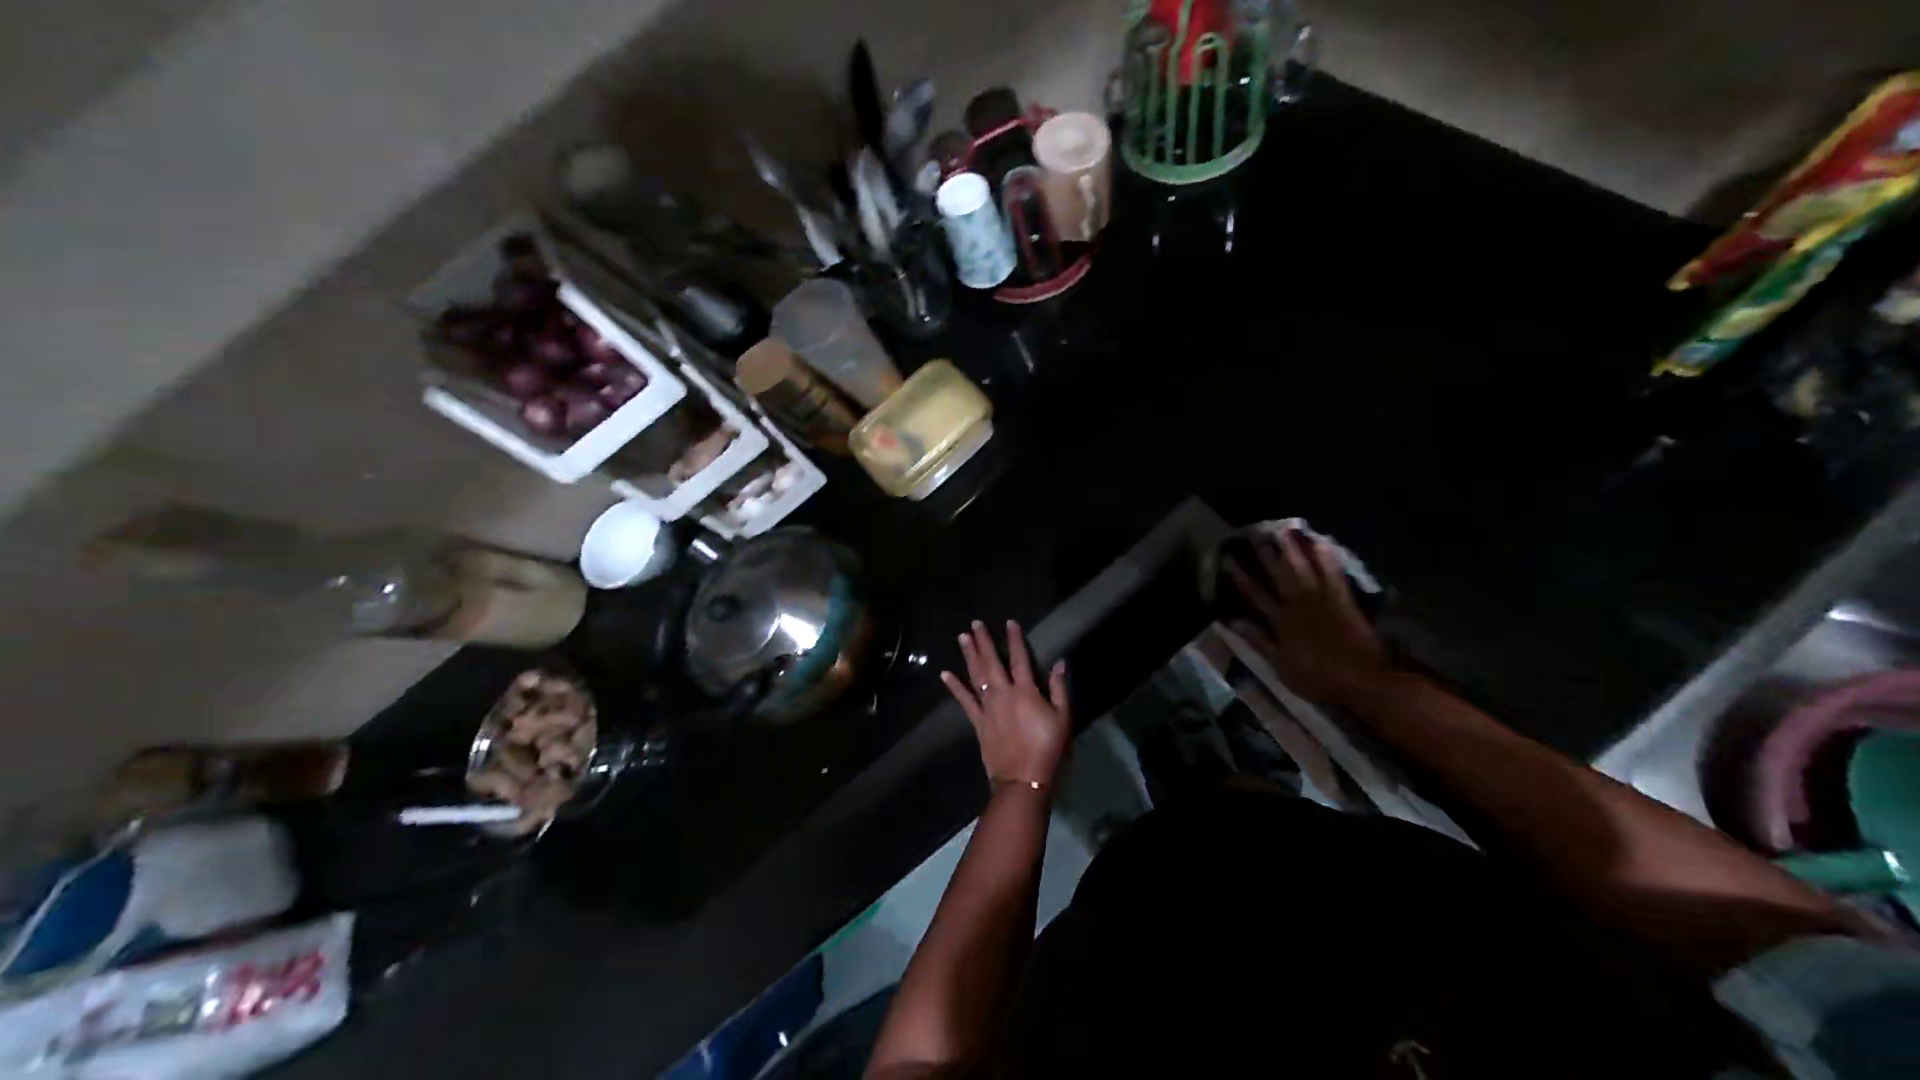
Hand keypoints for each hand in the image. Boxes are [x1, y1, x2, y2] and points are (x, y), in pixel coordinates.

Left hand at [941, 620, 1070, 787]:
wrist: (1023, 779)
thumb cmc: (1048, 748)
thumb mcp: (1063, 718)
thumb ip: (1059, 688)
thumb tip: (1060, 662)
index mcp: (1026, 691)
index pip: (1020, 658)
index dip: (1015, 639)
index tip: (1009, 622)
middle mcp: (1003, 694)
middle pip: (992, 662)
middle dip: (984, 641)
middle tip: (974, 624)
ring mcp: (987, 707)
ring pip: (976, 676)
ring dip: (969, 655)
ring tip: (962, 638)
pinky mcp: (978, 722)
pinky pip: (964, 701)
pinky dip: (954, 686)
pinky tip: (945, 674)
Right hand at [1225, 529, 1389, 706]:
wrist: (1364, 680)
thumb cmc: (1318, 677)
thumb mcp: (1280, 665)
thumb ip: (1259, 640)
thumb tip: (1233, 621)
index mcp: (1281, 621)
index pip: (1255, 594)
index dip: (1241, 577)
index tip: (1228, 559)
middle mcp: (1299, 604)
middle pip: (1280, 575)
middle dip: (1266, 555)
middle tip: (1256, 533)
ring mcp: (1323, 599)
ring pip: (1305, 568)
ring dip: (1294, 549)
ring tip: (1285, 530)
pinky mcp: (1344, 599)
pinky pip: (1334, 572)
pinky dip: (1327, 557)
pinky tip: (1323, 542)